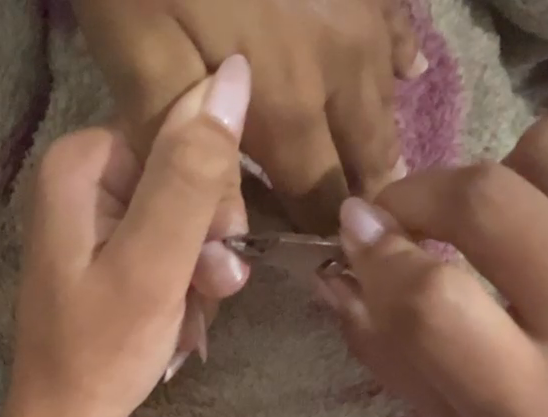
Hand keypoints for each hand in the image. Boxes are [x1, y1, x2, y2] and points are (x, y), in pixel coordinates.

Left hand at [0, 55, 250, 416]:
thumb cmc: (101, 352)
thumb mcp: (153, 262)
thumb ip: (191, 174)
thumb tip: (234, 77)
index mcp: (81, 163)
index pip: (184, 135)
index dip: (215, 193)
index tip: (221, 251)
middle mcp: (82, 179)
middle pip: (184, 178)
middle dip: (209, 239)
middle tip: (216, 290)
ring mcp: (92, 220)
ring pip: (182, 218)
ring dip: (202, 270)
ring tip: (196, 318)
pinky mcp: (103, 256)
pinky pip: (165, 250)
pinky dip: (182, 287)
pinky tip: (181, 326)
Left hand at [75, 0, 420, 234]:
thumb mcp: (142, 78)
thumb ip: (191, 164)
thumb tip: (234, 239)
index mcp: (288, 109)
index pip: (320, 197)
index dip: (322, 235)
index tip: (325, 261)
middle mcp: (340, 68)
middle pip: (364, 155)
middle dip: (360, 197)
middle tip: (360, 229)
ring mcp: (358, 14)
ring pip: (386, 99)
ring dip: (380, 142)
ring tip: (380, 176)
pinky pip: (394, 27)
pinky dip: (397, 60)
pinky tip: (405, 73)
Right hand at [317, 114, 547, 416]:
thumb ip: (389, 350)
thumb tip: (336, 270)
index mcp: (530, 397)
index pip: (433, 299)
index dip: (382, 255)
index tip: (359, 234)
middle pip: (486, 202)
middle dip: (423, 192)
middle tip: (407, 209)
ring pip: (546, 148)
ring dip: (500, 174)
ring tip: (510, 219)